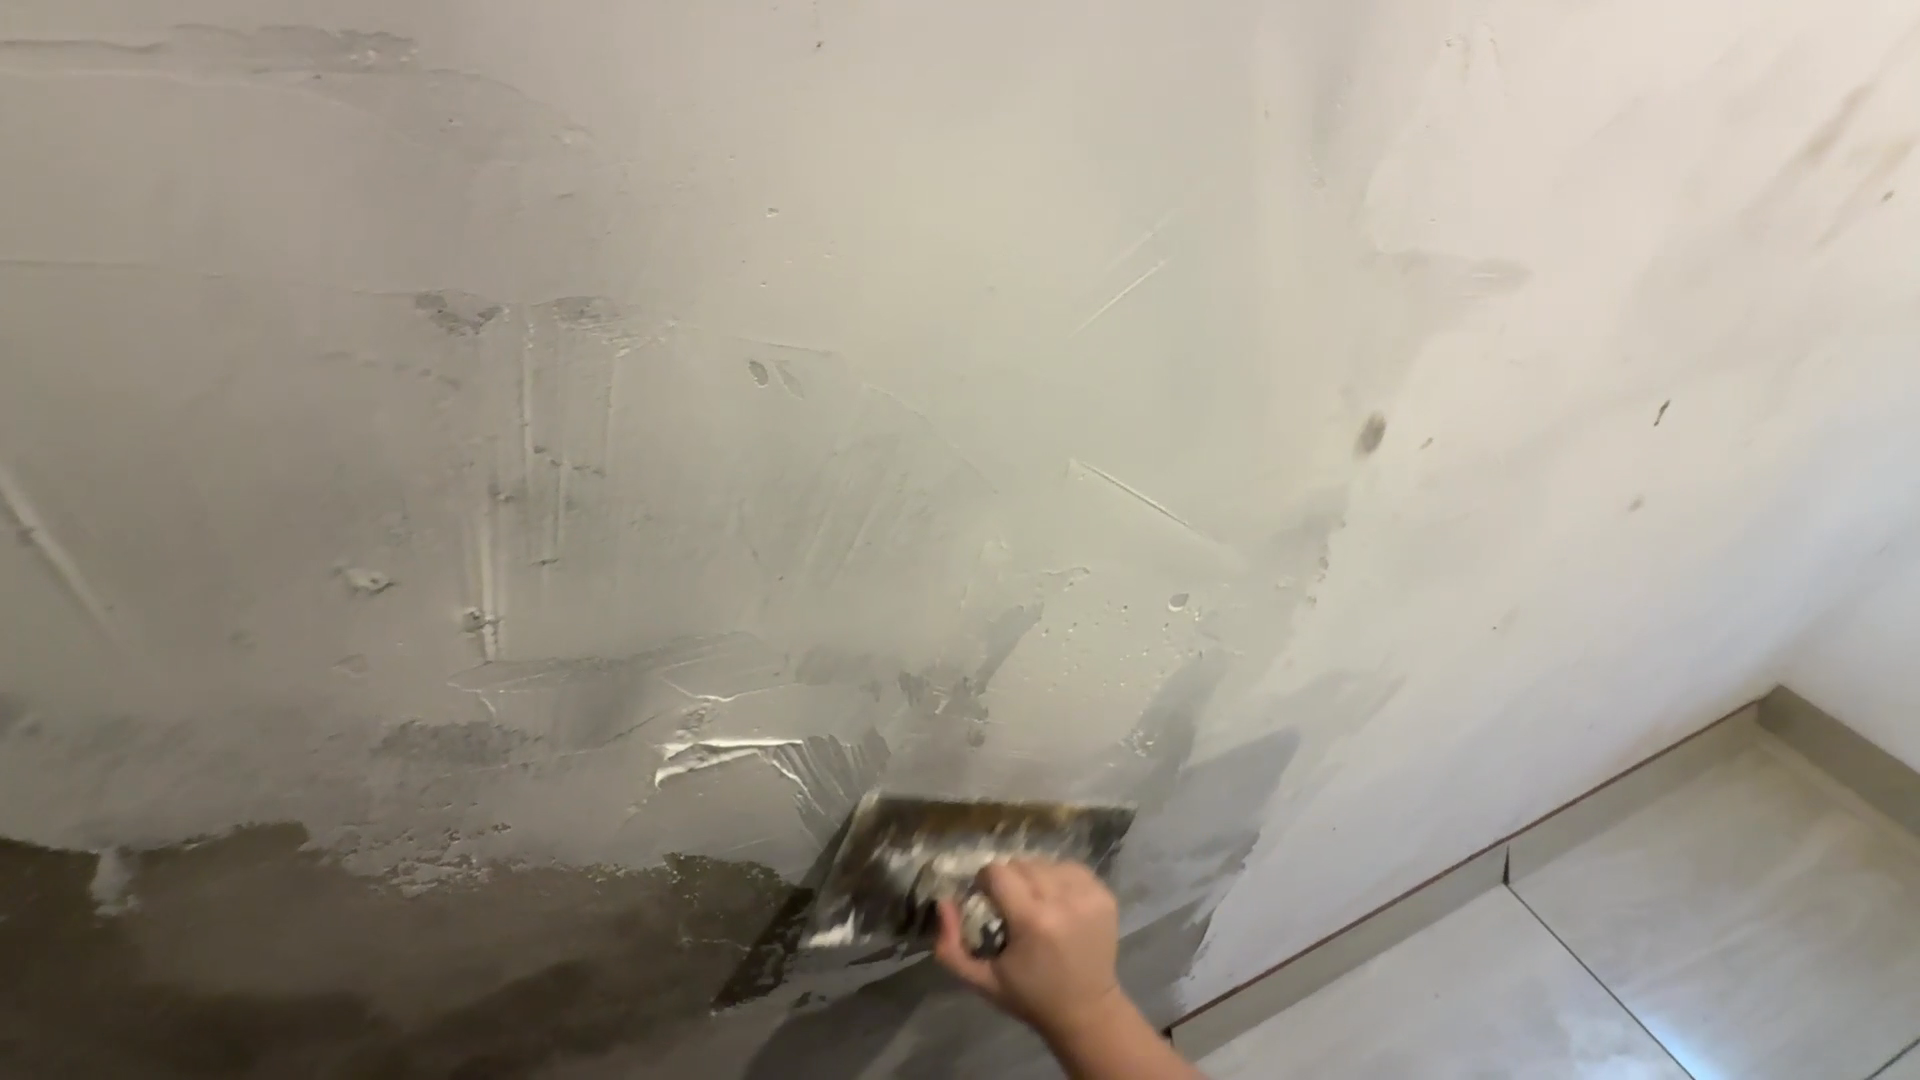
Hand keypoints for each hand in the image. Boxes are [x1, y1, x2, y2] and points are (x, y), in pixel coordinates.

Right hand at [933, 859, 1130, 1039]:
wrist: (1087, 1012)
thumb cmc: (1030, 996)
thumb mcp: (982, 981)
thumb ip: (951, 946)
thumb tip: (944, 901)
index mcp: (1032, 921)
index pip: (997, 871)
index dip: (986, 881)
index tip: (987, 898)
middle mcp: (1063, 901)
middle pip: (1021, 863)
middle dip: (1009, 879)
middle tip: (1010, 905)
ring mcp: (1088, 895)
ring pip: (1045, 862)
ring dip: (1034, 877)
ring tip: (1035, 903)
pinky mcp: (1105, 895)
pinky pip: (1070, 867)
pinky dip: (1058, 878)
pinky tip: (1057, 901)